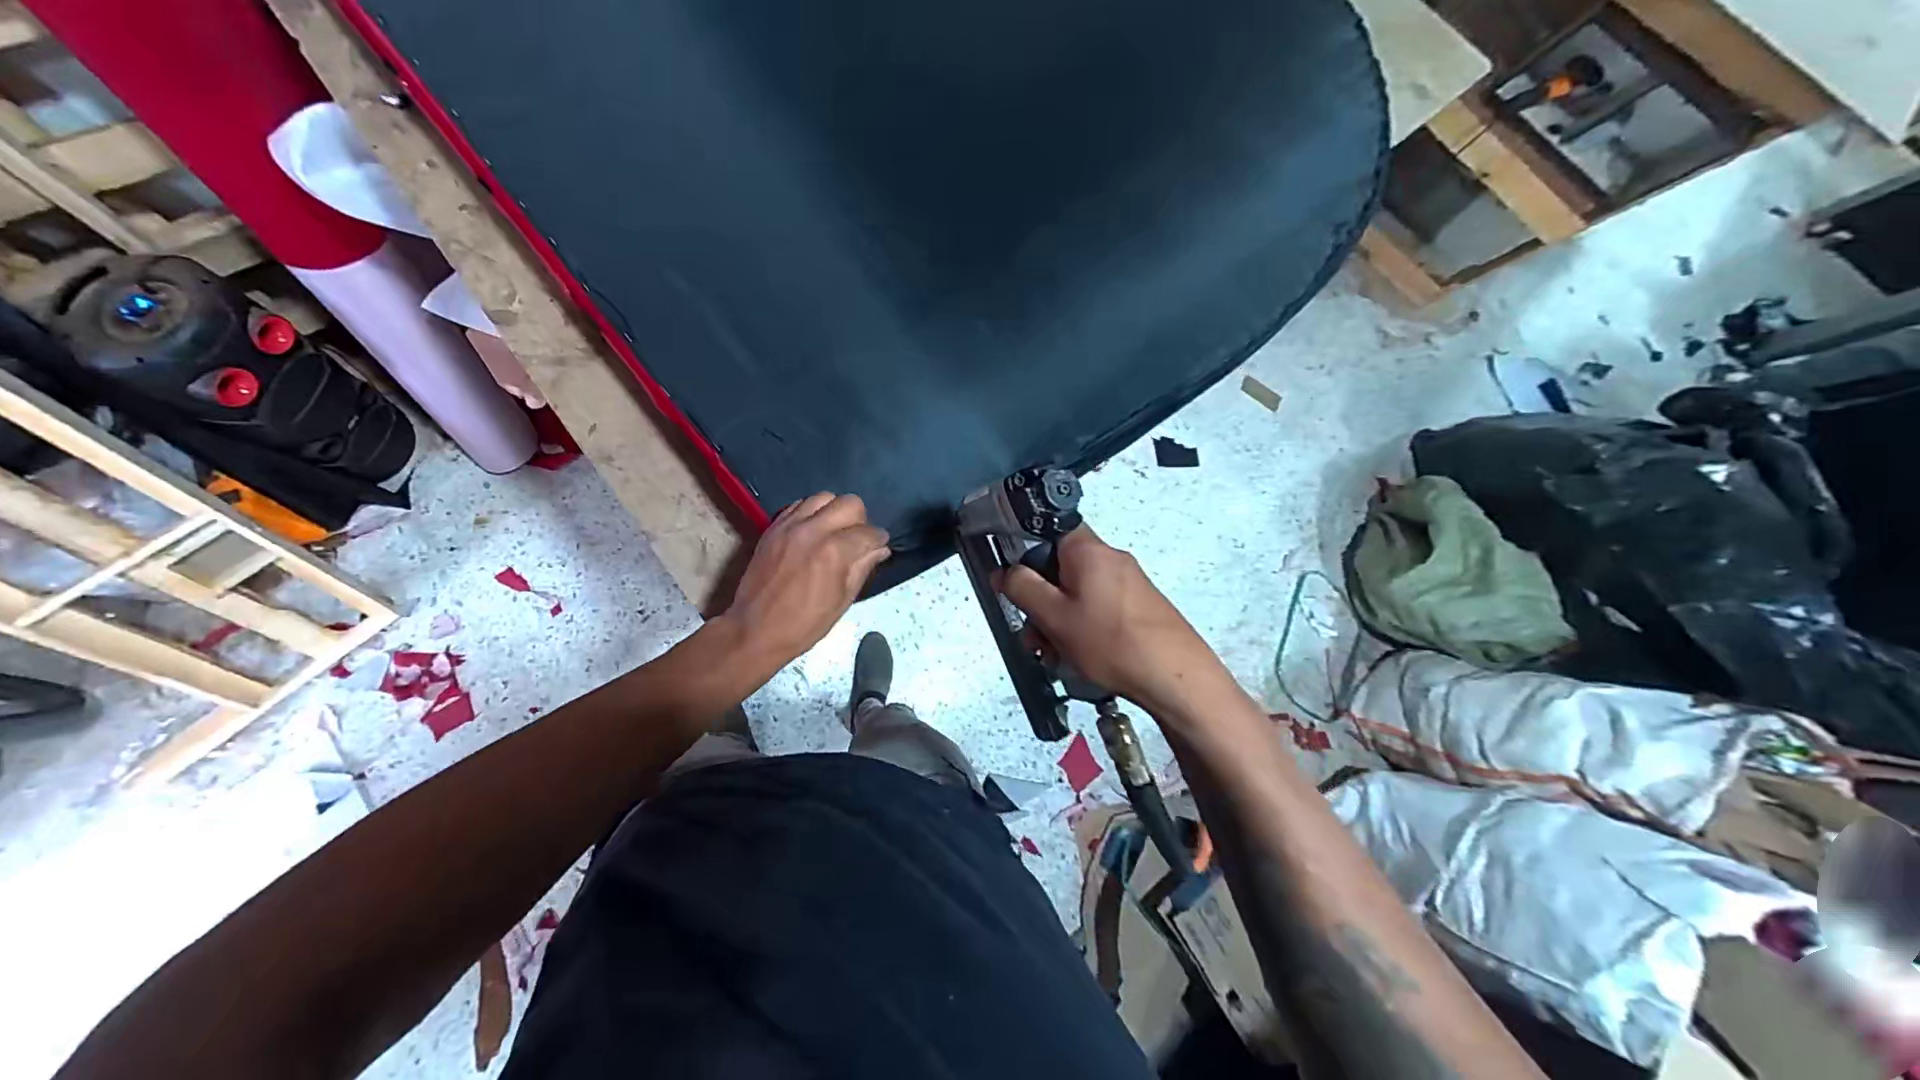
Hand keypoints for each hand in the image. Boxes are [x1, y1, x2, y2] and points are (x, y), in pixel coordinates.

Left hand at [720, 493, 889, 668]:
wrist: (755, 629)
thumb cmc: (804, 624)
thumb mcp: (842, 601)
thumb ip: (862, 568)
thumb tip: (879, 549)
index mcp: (834, 552)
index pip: (869, 532)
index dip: (879, 540)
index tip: (879, 547)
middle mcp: (813, 530)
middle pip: (849, 503)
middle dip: (860, 520)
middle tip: (857, 539)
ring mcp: (790, 525)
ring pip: (823, 497)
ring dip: (834, 511)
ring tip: (834, 532)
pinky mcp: (773, 527)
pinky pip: (799, 505)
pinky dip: (811, 513)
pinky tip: (812, 532)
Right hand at [996, 528, 1230, 720]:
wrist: (1175, 677)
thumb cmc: (1113, 643)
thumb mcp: (1054, 617)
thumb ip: (1022, 588)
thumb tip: (1005, 572)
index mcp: (1089, 551)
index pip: (1047, 529)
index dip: (1023, 553)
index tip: (1013, 582)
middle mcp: (1111, 559)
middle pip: (1060, 567)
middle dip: (1040, 601)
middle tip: (1034, 633)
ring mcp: (1128, 584)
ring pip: (1076, 593)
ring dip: (1058, 620)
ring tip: (1055, 654)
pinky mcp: (1138, 607)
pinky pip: (1097, 609)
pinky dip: (1081, 629)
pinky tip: (1079, 657)